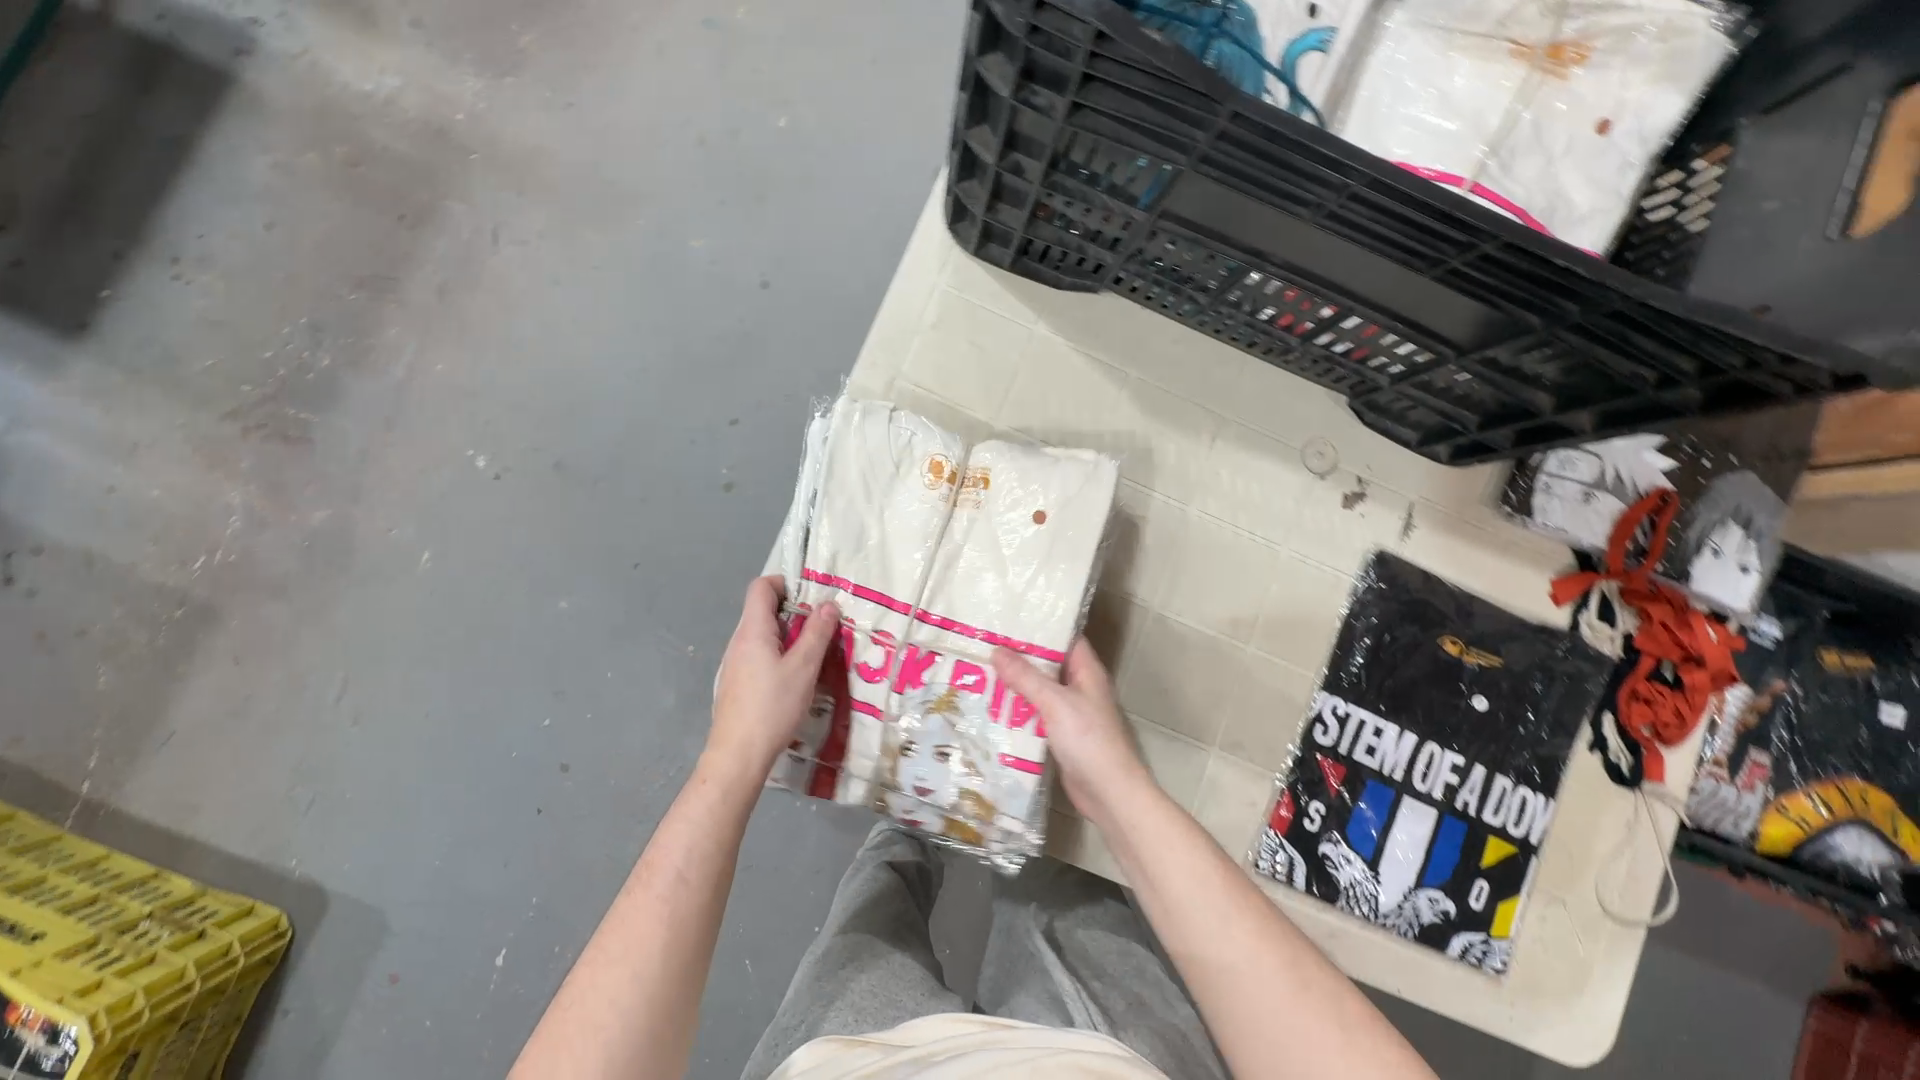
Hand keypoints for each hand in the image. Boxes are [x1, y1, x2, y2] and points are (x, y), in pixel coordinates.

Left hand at [707, 576, 839, 780]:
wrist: (738, 755)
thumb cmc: (772, 707)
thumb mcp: (804, 668)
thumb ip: (817, 634)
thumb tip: (828, 604)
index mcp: (752, 630)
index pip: (761, 587)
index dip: (786, 583)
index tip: (813, 598)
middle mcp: (739, 641)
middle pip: (764, 611)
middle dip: (796, 614)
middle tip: (824, 629)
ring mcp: (735, 664)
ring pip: (764, 637)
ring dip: (790, 638)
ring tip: (815, 656)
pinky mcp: (737, 684)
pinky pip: (760, 657)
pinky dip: (780, 657)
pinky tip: (796, 681)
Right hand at [992, 639, 1151, 825]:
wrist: (1108, 793)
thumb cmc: (1088, 740)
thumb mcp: (1055, 702)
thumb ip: (1026, 677)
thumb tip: (997, 651)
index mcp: (1087, 672)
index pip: (1064, 638)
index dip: (1040, 627)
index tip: (1008, 618)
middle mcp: (1080, 688)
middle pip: (1047, 665)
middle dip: (1019, 657)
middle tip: (983, 645)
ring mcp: (1070, 714)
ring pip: (1039, 692)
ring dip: (1014, 686)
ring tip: (979, 672)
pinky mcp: (1061, 737)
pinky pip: (1035, 717)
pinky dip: (1017, 712)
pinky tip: (991, 709)